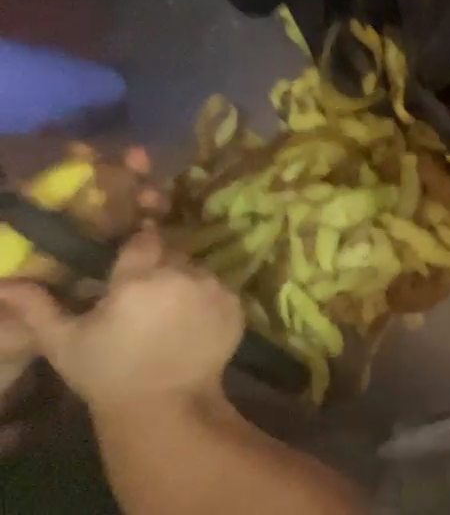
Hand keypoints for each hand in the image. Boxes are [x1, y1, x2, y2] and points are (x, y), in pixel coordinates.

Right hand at [0, 228, 240, 411]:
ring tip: (163, 310)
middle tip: (141, 291)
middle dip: (157, 265)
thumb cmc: (105, 371)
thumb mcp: (63, 340)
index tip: (131, 250)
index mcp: (139, 279)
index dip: (138, 242)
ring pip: (196, 269)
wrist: (164, 398)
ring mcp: (215, 287)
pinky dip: (203, 296)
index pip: (144, 241)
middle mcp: (183, 275)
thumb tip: (5, 282)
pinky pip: (218, 287)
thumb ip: (38, 306)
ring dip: (181, 280)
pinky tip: (187, 320)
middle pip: (173, 254)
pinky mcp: (236, 301)